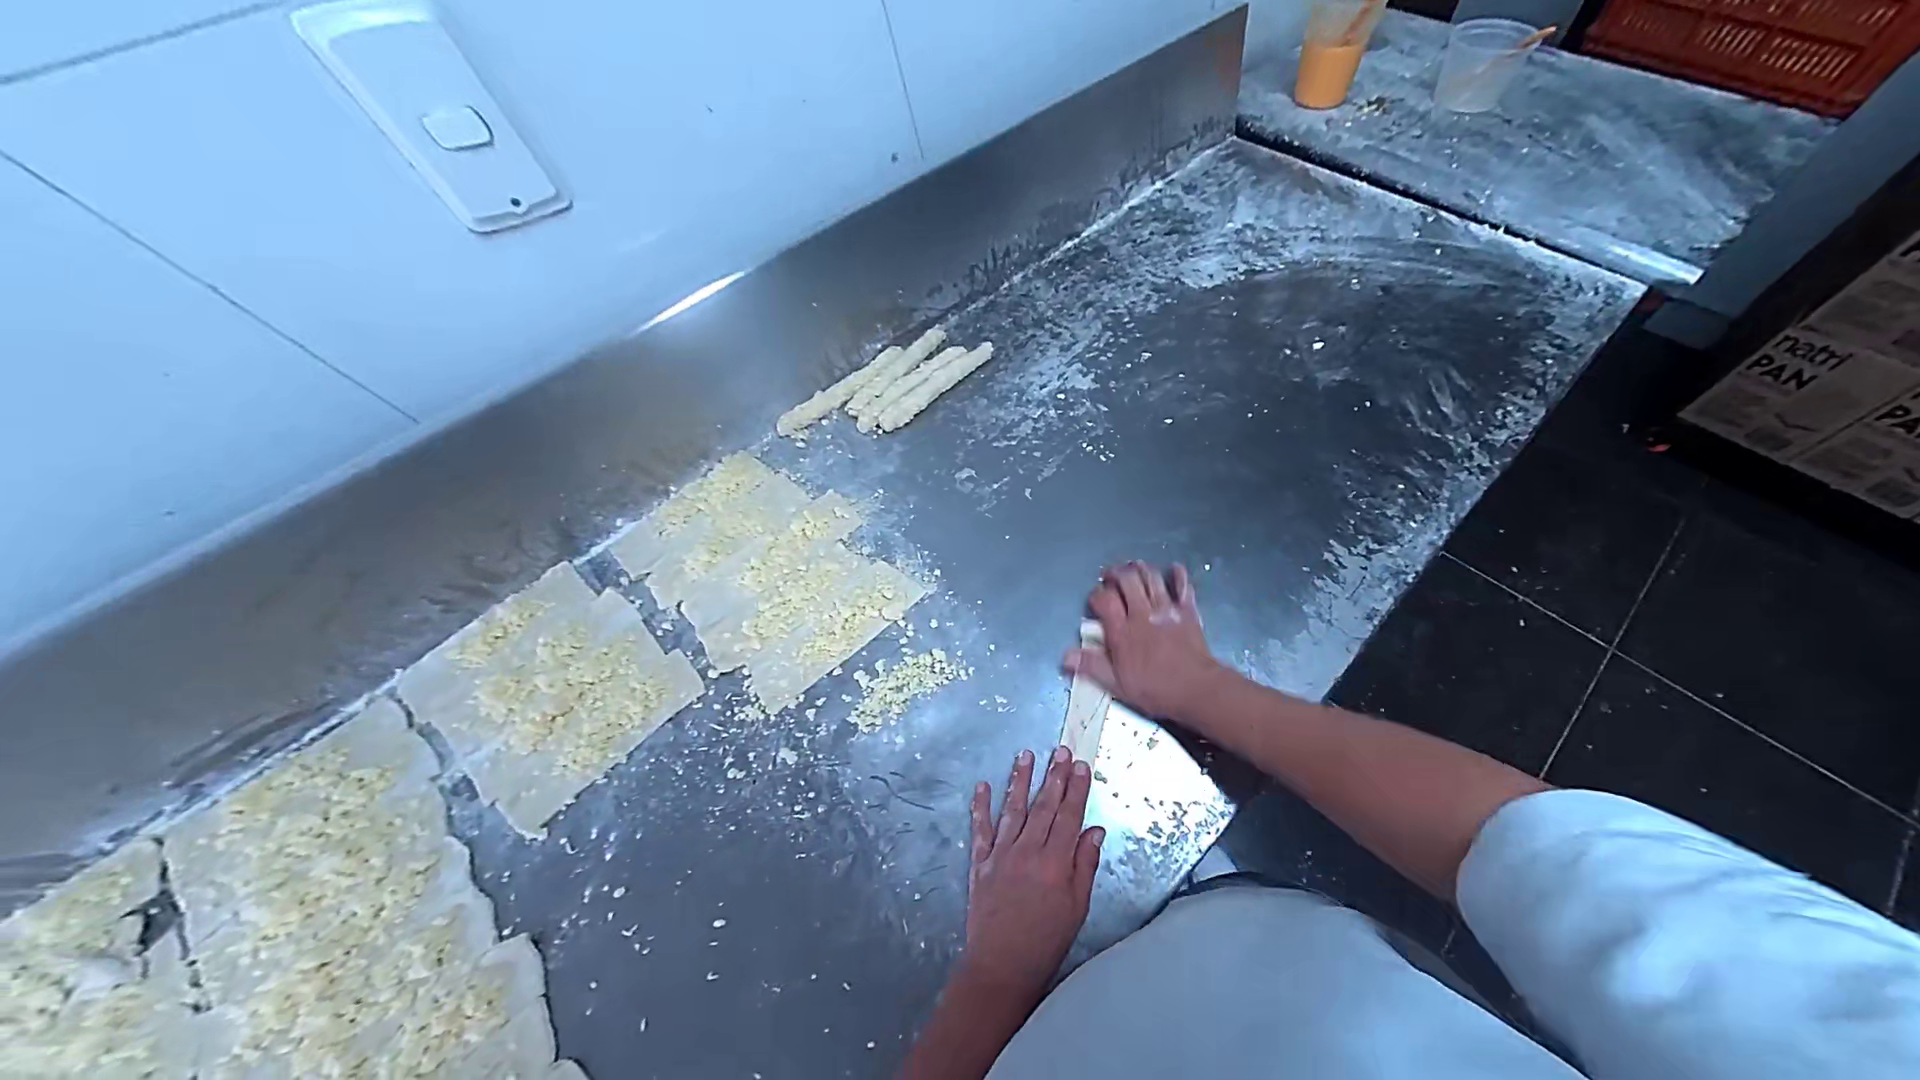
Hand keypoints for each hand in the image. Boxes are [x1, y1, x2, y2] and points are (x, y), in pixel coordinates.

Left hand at [958, 747, 1104, 1002]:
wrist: (1001, 966)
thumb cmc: (1046, 941)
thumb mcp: (1077, 909)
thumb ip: (1085, 866)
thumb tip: (1095, 830)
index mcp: (1055, 863)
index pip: (1069, 816)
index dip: (1076, 789)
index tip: (1081, 766)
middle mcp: (1028, 851)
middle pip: (1044, 806)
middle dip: (1054, 776)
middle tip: (1060, 750)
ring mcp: (1001, 854)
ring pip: (1013, 809)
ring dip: (1020, 780)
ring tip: (1026, 754)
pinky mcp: (980, 862)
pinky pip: (981, 828)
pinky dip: (981, 806)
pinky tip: (983, 786)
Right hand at [1064, 561, 1224, 722]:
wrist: (1197, 690)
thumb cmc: (1155, 689)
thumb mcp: (1117, 684)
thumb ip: (1092, 666)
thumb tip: (1066, 655)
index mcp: (1122, 631)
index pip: (1104, 600)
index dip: (1096, 595)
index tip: (1095, 601)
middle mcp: (1142, 613)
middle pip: (1127, 580)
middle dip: (1116, 573)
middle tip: (1111, 577)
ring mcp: (1166, 609)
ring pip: (1151, 577)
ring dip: (1141, 569)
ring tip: (1134, 569)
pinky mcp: (1187, 611)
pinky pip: (1182, 586)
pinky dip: (1178, 575)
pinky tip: (1173, 569)